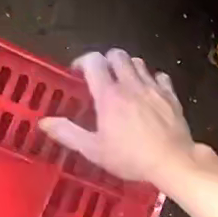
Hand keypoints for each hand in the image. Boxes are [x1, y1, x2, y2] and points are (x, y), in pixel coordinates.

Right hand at [41, 49, 204, 189]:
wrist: (173, 161)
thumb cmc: (131, 158)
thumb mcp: (94, 150)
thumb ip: (68, 133)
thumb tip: (44, 122)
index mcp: (109, 95)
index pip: (93, 61)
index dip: (83, 62)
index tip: (78, 74)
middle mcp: (132, 84)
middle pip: (118, 55)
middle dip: (106, 60)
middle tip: (101, 76)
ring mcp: (154, 88)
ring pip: (139, 63)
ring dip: (128, 67)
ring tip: (124, 83)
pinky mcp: (172, 96)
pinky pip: (161, 77)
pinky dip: (152, 79)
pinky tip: (149, 92)